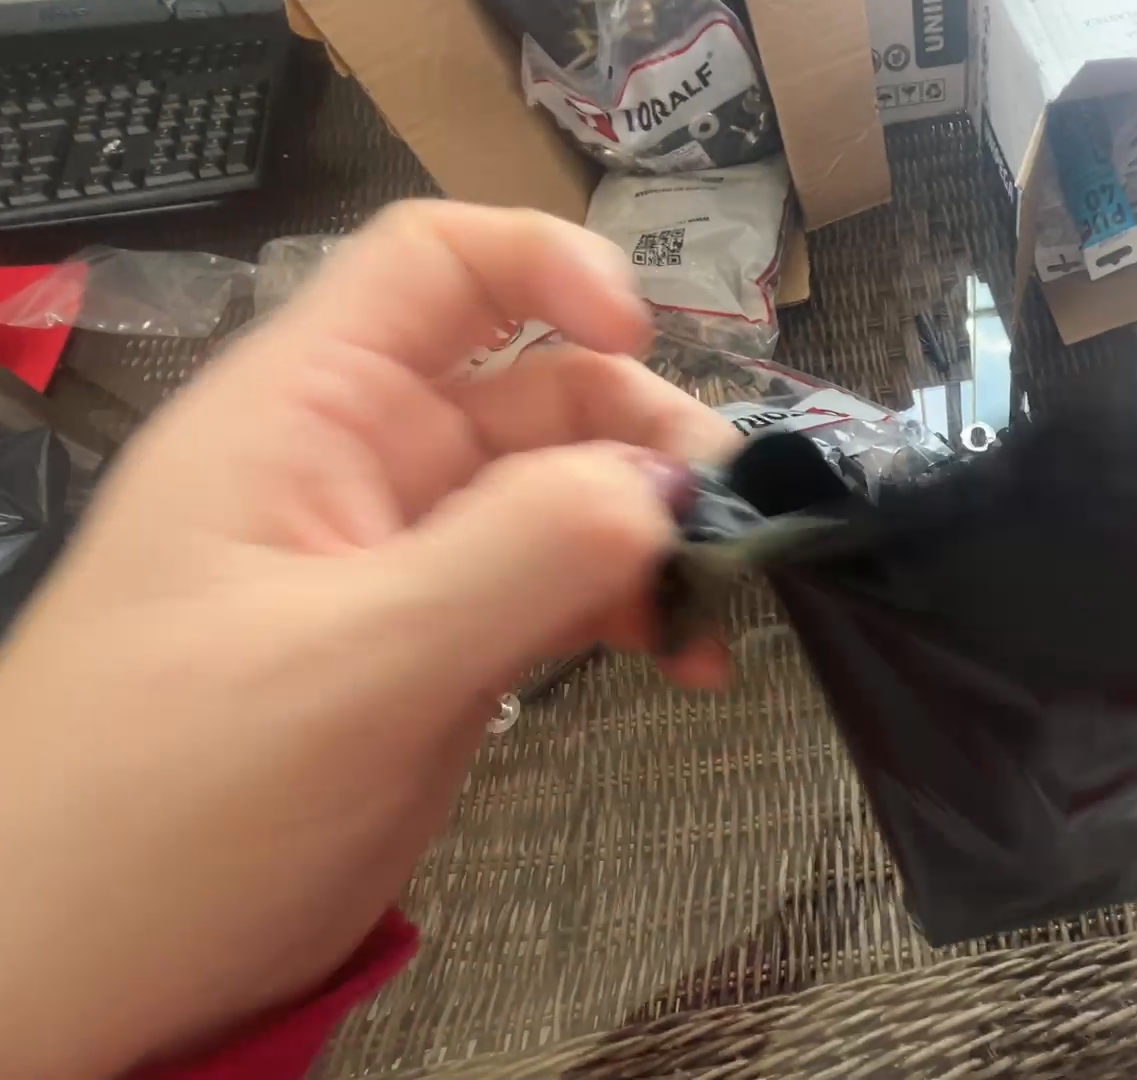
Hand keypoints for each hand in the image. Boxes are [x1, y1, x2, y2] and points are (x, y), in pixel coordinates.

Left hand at [0, 201, 738, 1077]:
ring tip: (713, 608)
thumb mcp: (356, 664)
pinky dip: (651, 605)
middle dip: (652, 441)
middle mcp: (390, 462)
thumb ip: (522, 555)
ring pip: (592, 492)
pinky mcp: (481, 626)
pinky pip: (593, 580)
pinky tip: (689, 659)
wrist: (106, 980)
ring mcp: (444, 550)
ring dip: (667, 536)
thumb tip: (668, 489)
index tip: (645, 338)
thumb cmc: (172, 807)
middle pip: (557, 390)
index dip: (552, 266)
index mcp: (318, 413)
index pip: (441, 265)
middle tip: (724, 516)